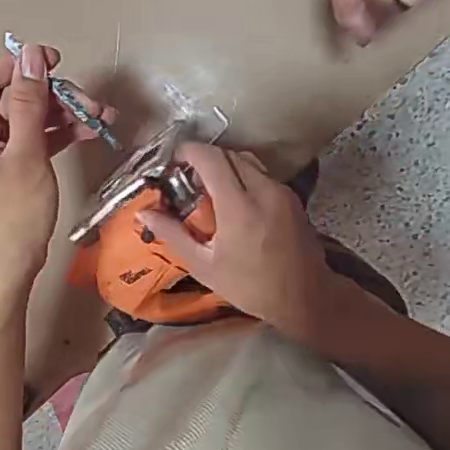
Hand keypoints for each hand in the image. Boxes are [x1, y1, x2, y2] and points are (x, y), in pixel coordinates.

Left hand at [0, 43, 115, 301]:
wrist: (7, 270)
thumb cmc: (13, 216)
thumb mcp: (26, 152)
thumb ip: (29, 101)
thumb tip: (32, 55)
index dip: (22, 66)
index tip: (58, 65)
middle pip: (11, 97)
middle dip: (54, 96)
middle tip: (90, 104)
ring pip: (26, 119)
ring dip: (62, 116)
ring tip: (100, 119)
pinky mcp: (4, 170)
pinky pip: (29, 141)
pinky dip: (55, 136)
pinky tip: (87, 133)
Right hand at [136, 144, 330, 340]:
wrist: (304, 297)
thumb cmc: (249, 286)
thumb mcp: (203, 265)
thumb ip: (173, 234)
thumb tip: (144, 214)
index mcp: (238, 206)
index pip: (212, 159)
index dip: (190, 151)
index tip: (173, 159)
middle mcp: (263, 190)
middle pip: (230, 155)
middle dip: (205, 158)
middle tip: (186, 177)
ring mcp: (282, 192)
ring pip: (248, 162)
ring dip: (224, 166)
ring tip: (207, 188)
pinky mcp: (292, 199)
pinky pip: (262, 175)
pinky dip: (242, 177)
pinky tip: (232, 200)